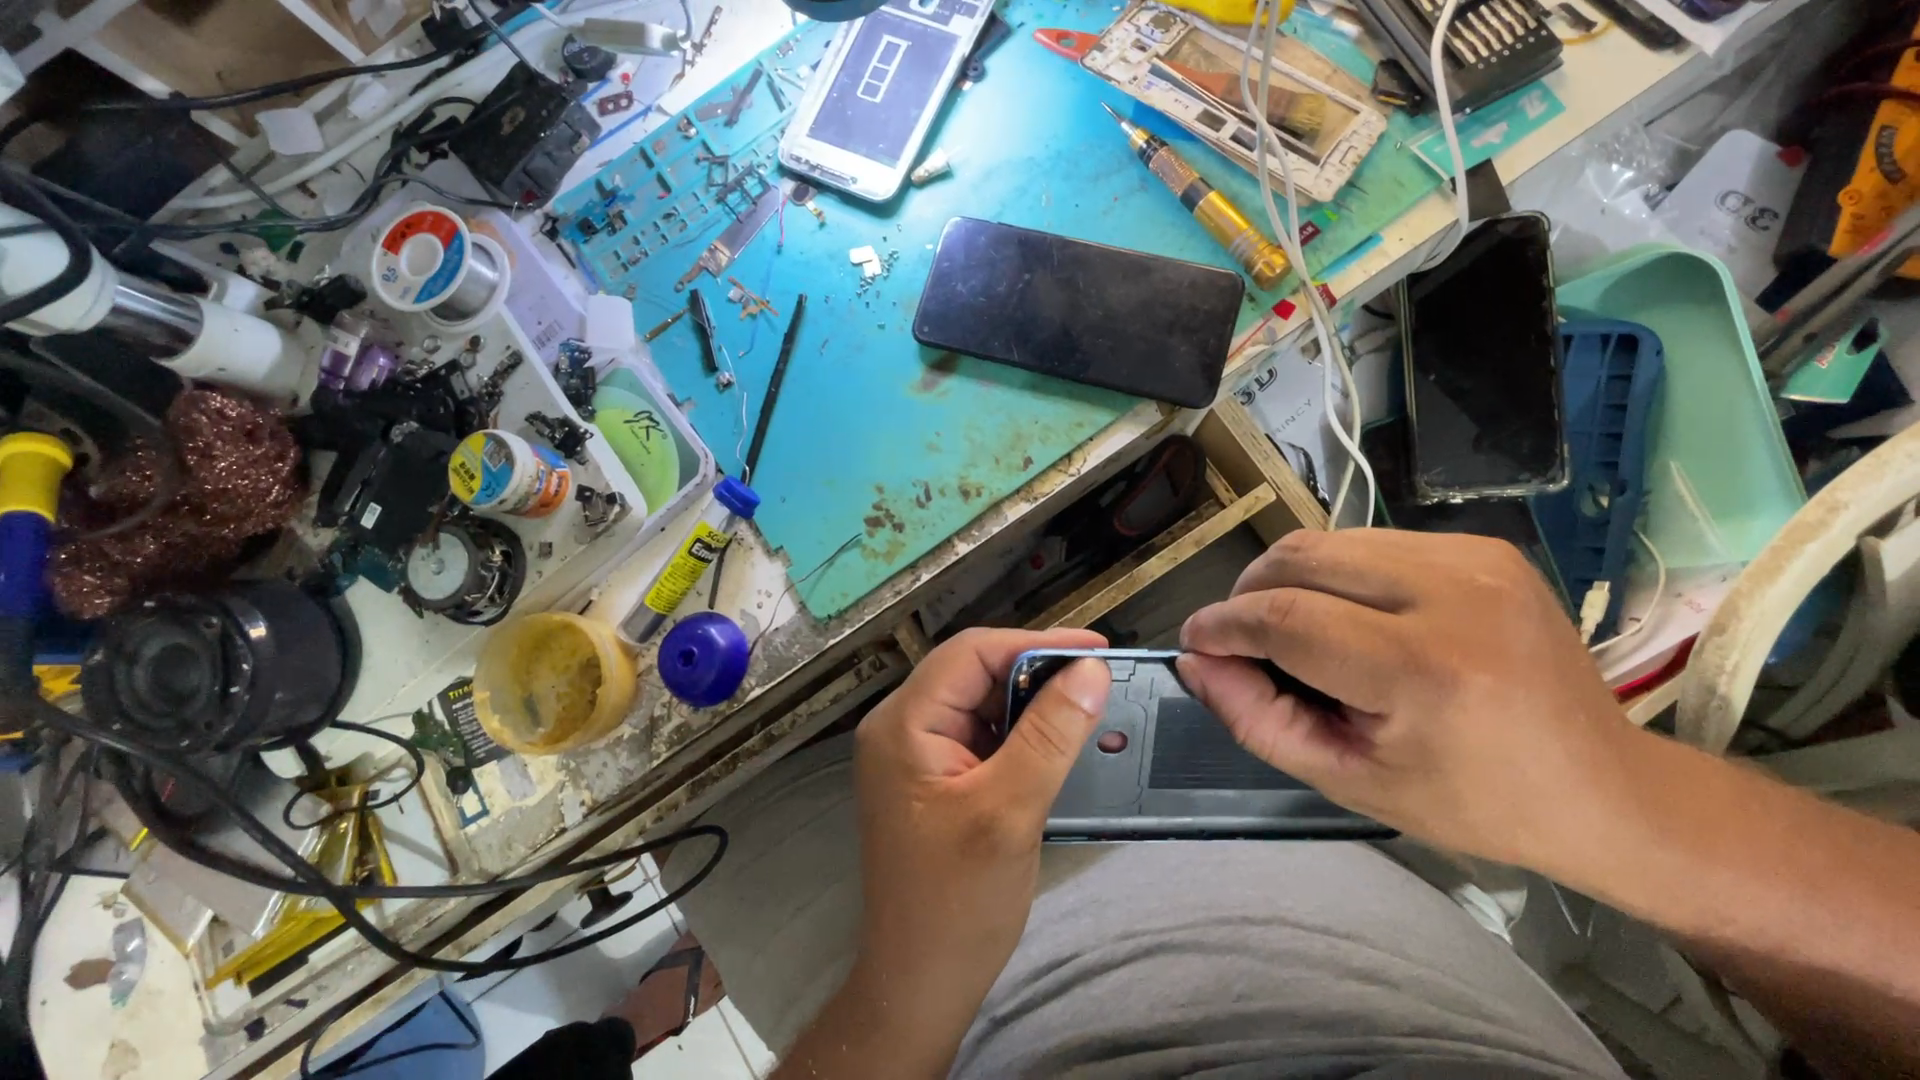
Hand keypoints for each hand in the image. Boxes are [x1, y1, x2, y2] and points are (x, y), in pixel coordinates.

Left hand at [848, 627, 1109, 1052]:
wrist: (920, 981)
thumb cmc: (957, 902)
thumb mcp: (1010, 811)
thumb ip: (1050, 735)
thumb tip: (1091, 671)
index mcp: (903, 724)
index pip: (971, 653)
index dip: (1036, 643)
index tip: (1098, 649)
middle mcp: (902, 728)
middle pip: (973, 673)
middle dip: (1037, 672)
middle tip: (1099, 681)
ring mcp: (915, 755)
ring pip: (980, 703)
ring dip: (1032, 704)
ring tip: (1086, 709)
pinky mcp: (934, 780)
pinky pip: (980, 736)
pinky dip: (1019, 734)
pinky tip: (1056, 743)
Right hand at [1176, 529, 1643, 867]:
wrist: (1606, 788)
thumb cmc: (1471, 801)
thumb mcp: (1348, 780)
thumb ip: (1258, 719)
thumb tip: (1197, 660)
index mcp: (1424, 668)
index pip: (1285, 618)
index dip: (1223, 625)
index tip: (1194, 642)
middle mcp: (1454, 592)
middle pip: (1300, 558)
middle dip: (1246, 593)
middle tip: (1239, 639)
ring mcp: (1477, 558)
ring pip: (1330, 540)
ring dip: (1288, 578)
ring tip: (1288, 627)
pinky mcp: (1487, 546)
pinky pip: (1372, 542)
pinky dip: (1336, 572)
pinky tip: (1348, 614)